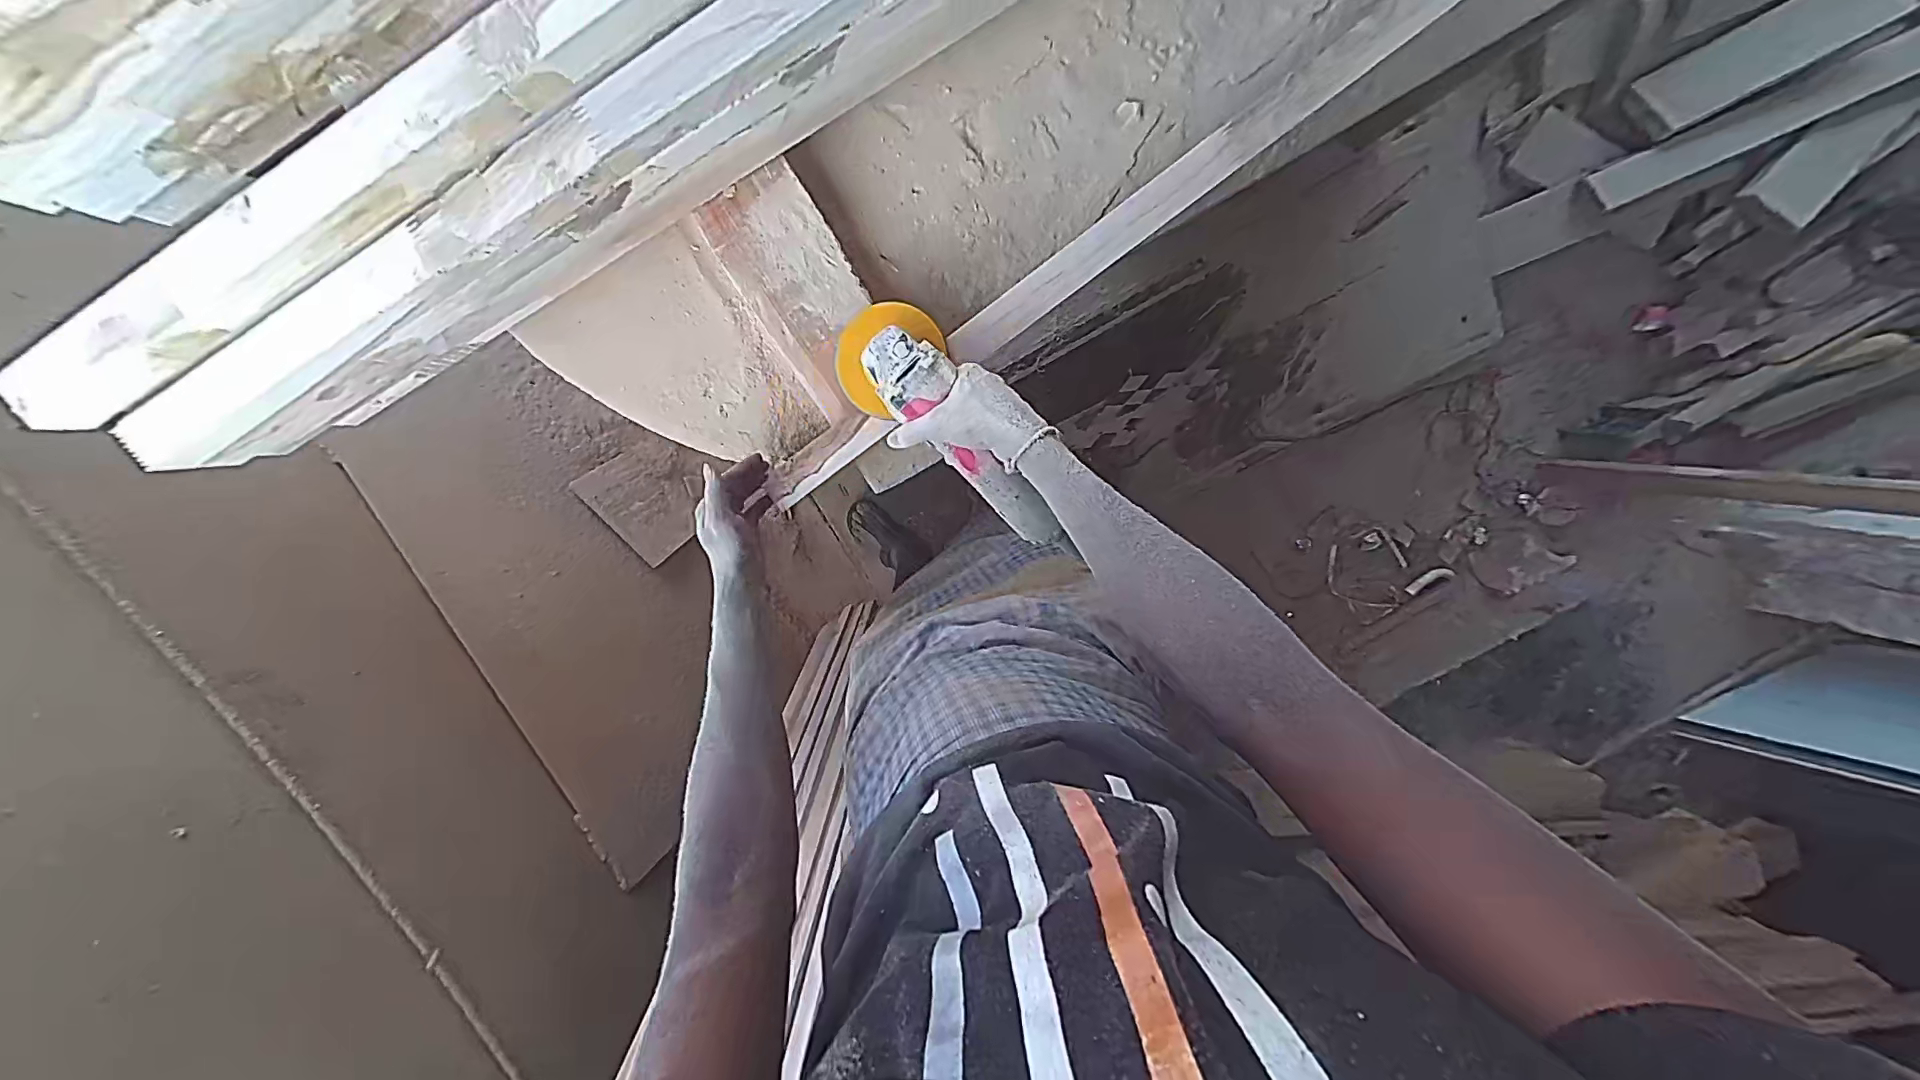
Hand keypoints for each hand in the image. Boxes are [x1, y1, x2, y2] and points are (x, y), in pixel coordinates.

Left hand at [696, 454, 770, 580]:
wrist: (742, 581)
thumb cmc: (731, 551)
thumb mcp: (721, 517)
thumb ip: (716, 492)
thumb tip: (709, 469)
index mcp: (710, 509)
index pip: (725, 482)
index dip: (741, 469)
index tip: (758, 458)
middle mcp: (719, 515)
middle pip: (735, 488)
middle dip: (750, 474)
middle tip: (767, 463)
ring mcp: (734, 525)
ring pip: (745, 497)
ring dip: (756, 485)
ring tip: (770, 475)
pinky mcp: (747, 534)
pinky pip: (754, 510)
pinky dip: (763, 500)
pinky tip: (772, 496)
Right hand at [886, 363, 1047, 470]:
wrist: (1017, 439)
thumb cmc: (984, 421)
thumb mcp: (936, 426)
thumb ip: (912, 431)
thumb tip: (896, 437)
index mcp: (966, 373)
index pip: (939, 381)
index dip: (929, 400)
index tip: (923, 413)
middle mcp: (984, 381)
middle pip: (953, 401)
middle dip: (945, 422)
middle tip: (941, 434)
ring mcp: (997, 398)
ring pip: (969, 415)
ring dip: (961, 432)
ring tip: (958, 445)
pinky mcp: (1007, 414)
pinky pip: (984, 425)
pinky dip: (977, 437)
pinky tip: (974, 448)